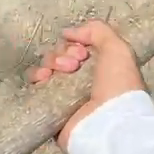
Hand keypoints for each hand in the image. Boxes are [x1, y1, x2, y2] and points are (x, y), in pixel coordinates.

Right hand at [28, 19, 145, 149]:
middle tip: (74, 65)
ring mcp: (64, 94)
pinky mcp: (49, 106)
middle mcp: (81, 81)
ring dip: (50, 63)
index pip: (76, 48)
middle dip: (63, 54)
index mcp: (99, 70)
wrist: (109, 122)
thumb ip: (98, 31)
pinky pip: (35, 85)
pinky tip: (44, 78)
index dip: (76, 44)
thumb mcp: (118, 50)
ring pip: (46, 67)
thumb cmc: (118, 87)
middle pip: (59, 55)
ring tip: (61, 72)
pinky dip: (36, 76)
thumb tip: (68, 32)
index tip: (82, 52)